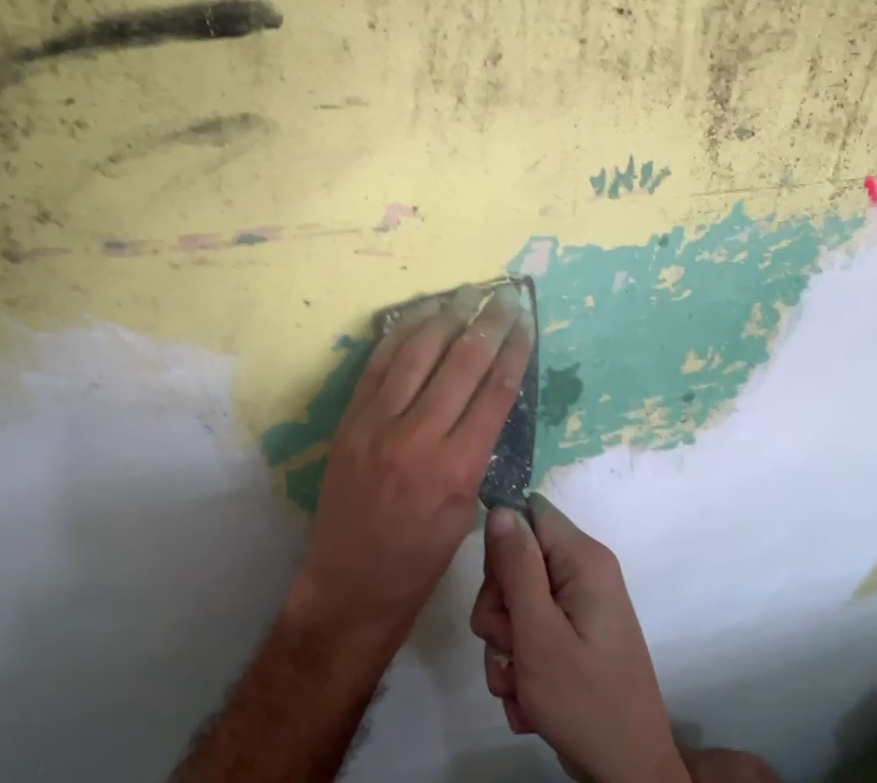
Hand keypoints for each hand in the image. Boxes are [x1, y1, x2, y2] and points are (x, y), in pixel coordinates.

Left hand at [288, 282, 534, 638]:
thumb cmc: (420, 558)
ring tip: (466, 293)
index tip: (527, 321)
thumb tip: (492, 394)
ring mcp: (376, 425)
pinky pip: (377, 366)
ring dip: (445, 316)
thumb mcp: (467, 509)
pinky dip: (400, 335)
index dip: (515, 349)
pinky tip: (419, 315)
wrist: (351, 584)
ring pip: (416, 353)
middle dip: (488, 323)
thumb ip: (479, 449)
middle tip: (504, 295)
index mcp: (457, 468)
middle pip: (461, 362)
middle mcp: (417, 438)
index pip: (495, 391)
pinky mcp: (348, 421)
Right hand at [471, 496, 687, 782]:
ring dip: (506, 648)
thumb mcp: (538, 632)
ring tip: (522, 684)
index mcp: (584, 560)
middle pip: (515, 564)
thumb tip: (501, 510)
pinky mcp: (572, 639)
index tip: (498, 587)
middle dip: (499, 610)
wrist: (625, 771)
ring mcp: (578, 610)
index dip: (502, 545)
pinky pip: (529, 636)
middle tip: (510, 646)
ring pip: (515, 607)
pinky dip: (521, 668)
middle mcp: (583, 575)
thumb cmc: (583, 699)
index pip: (529, 514)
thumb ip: (517, 567)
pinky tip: (530, 699)